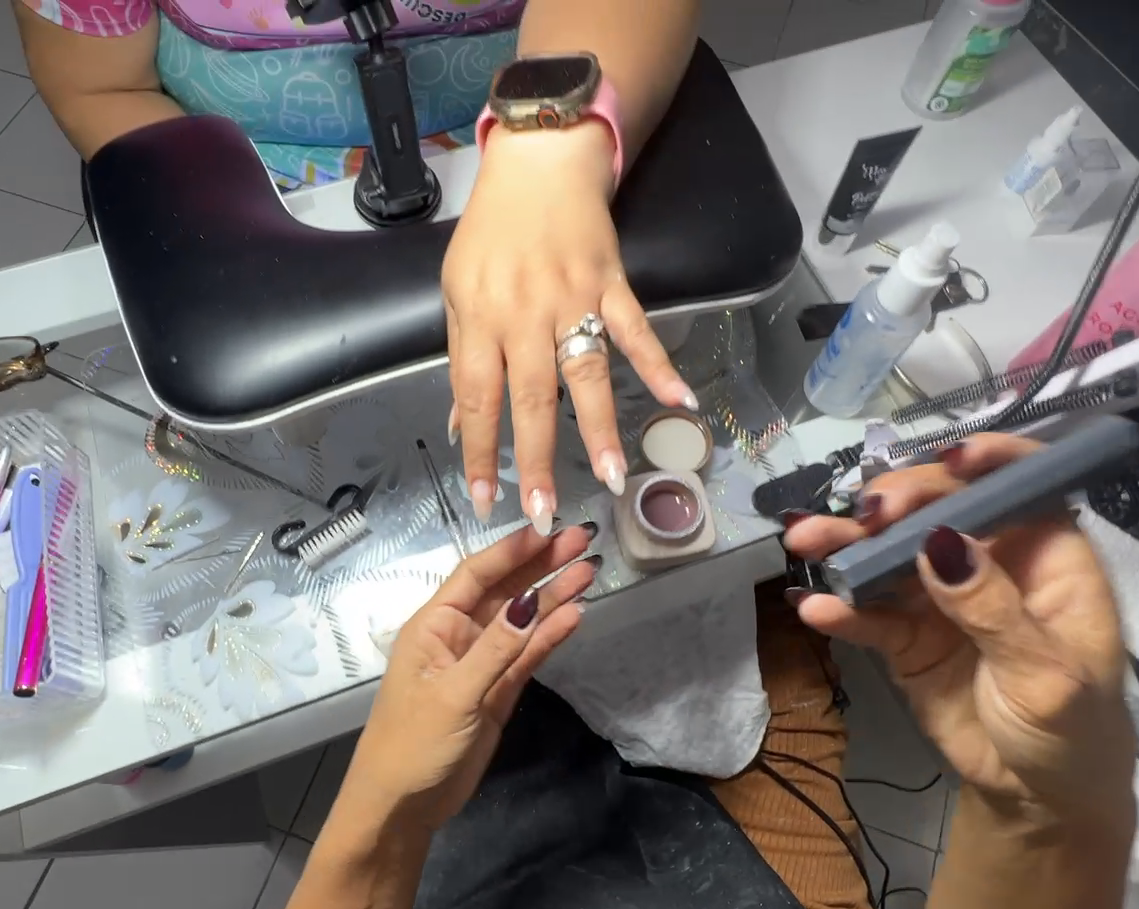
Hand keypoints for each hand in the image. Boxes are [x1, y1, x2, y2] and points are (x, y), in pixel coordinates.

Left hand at [342, 523, 598, 831]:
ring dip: (552, 597)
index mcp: (433, 624)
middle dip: (541, 566)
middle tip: (582, 541)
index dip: (512, 550)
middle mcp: (458, 634)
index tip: (549, 530)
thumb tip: (533, 603)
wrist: (403, 806)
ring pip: (521, 620)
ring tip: (590, 570)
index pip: (476, 574)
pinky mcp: (498, 689)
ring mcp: (480, 662)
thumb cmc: (413, 744)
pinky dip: (550, 636)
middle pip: (504, 590)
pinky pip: (527, 654)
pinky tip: (575, 614)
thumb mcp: (454, 694)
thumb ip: (496, 648)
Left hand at [442, 123, 694, 534]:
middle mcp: (525, 314)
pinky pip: (637, 330)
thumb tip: (463, 426)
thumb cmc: (490, 234)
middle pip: (531, 397)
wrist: (537, 164)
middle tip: (545, 513)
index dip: (480, 452)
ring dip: (602, 428)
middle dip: (537, 460)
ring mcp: (573, 299)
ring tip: (614, 478)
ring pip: (587, 372)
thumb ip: (464, 359)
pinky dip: (659, 364)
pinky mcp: (612, 284)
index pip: (477, 398)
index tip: (485, 500)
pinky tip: (682, 401)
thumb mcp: (457, 292)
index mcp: (481, 318)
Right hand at [781, 435, 1134, 823]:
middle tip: (863, 516)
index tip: (948, 459)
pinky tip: (814, 608)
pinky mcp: (905, 635)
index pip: (1022, 489)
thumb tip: (940, 542)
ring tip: (804, 541)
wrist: (1035, 798)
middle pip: (938, 513)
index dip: (989, 462)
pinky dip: (840, 609)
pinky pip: (868, 614)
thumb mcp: (1047, 676)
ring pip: (889, 555)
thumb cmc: (1073, 732)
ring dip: (846, 546)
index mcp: (1046, 561)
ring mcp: (940, 598)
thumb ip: (994, 609)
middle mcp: (989, 565)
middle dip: (897, 505)